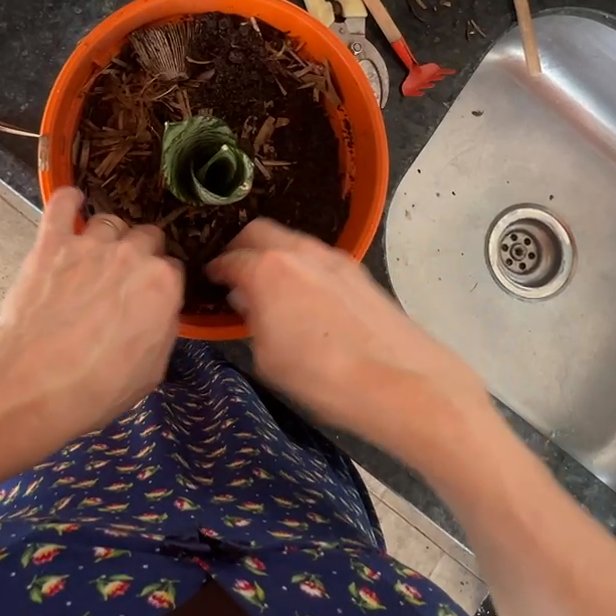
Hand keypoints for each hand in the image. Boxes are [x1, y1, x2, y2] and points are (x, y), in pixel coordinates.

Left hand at [0, 188, 182, 440]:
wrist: (34, 383)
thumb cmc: (97, 388)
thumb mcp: (151, 372)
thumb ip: (162, 331)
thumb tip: (159, 313)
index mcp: (163, 285)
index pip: (173, 270)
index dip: (161, 285)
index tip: (149, 299)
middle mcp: (132, 255)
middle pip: (147, 237)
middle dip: (141, 254)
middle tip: (123, 280)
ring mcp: (90, 244)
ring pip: (109, 222)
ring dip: (109, 236)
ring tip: (97, 254)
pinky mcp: (51, 243)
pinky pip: (62, 205)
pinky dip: (68, 201)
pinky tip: (73, 202)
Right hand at [208, 219, 490, 459]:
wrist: (405, 384)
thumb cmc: (324, 378)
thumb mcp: (268, 359)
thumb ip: (250, 321)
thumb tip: (246, 301)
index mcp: (267, 270)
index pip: (228, 259)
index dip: (214, 271)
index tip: (210, 282)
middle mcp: (298, 251)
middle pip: (258, 231)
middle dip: (241, 248)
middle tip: (235, 276)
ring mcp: (332, 257)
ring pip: (290, 240)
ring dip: (273, 254)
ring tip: (271, 288)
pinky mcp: (358, 271)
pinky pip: (315, 257)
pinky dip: (300, 265)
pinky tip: (305, 297)